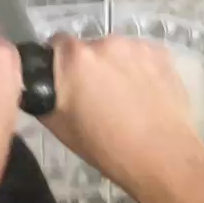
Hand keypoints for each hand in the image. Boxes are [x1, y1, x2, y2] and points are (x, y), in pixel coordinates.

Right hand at [43, 35, 203, 195]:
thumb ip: (44, 95)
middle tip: (98, 96)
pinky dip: (140, 69)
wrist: (164, 161)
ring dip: (115, 66)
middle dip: (89, 66)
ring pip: (116, 51)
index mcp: (74, 57)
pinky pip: (141, 55)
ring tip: (126, 97)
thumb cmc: (106, 148)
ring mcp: (134, 45)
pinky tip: (146, 94)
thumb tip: (39, 83)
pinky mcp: (160, 52)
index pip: (56, 44)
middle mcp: (103, 41)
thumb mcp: (59, 126)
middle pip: (88, 47)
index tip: (67, 83)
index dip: (60, 63)